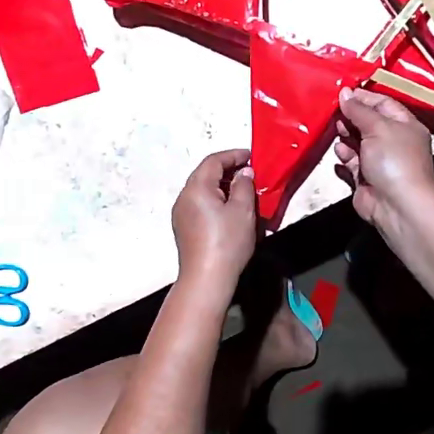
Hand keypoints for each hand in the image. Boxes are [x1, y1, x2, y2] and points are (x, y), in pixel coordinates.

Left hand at [172, 149, 255, 287]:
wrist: (207, 278)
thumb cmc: (227, 241)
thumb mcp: (243, 210)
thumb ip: (244, 185)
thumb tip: (243, 172)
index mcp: (196, 188)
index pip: (213, 161)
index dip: (233, 155)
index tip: (252, 157)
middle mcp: (184, 197)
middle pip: (205, 174)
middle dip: (228, 170)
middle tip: (250, 173)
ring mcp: (181, 214)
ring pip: (202, 190)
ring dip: (222, 186)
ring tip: (244, 191)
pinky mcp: (184, 228)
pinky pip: (200, 204)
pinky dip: (216, 199)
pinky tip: (231, 209)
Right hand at [333, 89, 433, 227]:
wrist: (398, 204)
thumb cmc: (394, 159)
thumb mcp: (378, 126)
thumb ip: (359, 110)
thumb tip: (345, 93)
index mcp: (405, 125)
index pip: (383, 104)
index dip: (364, 98)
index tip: (342, 93)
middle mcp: (393, 142)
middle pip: (368, 123)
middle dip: (351, 118)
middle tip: (334, 114)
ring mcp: (379, 162)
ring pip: (357, 143)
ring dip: (345, 138)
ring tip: (337, 134)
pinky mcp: (366, 180)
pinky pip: (351, 164)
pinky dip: (344, 159)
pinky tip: (339, 155)